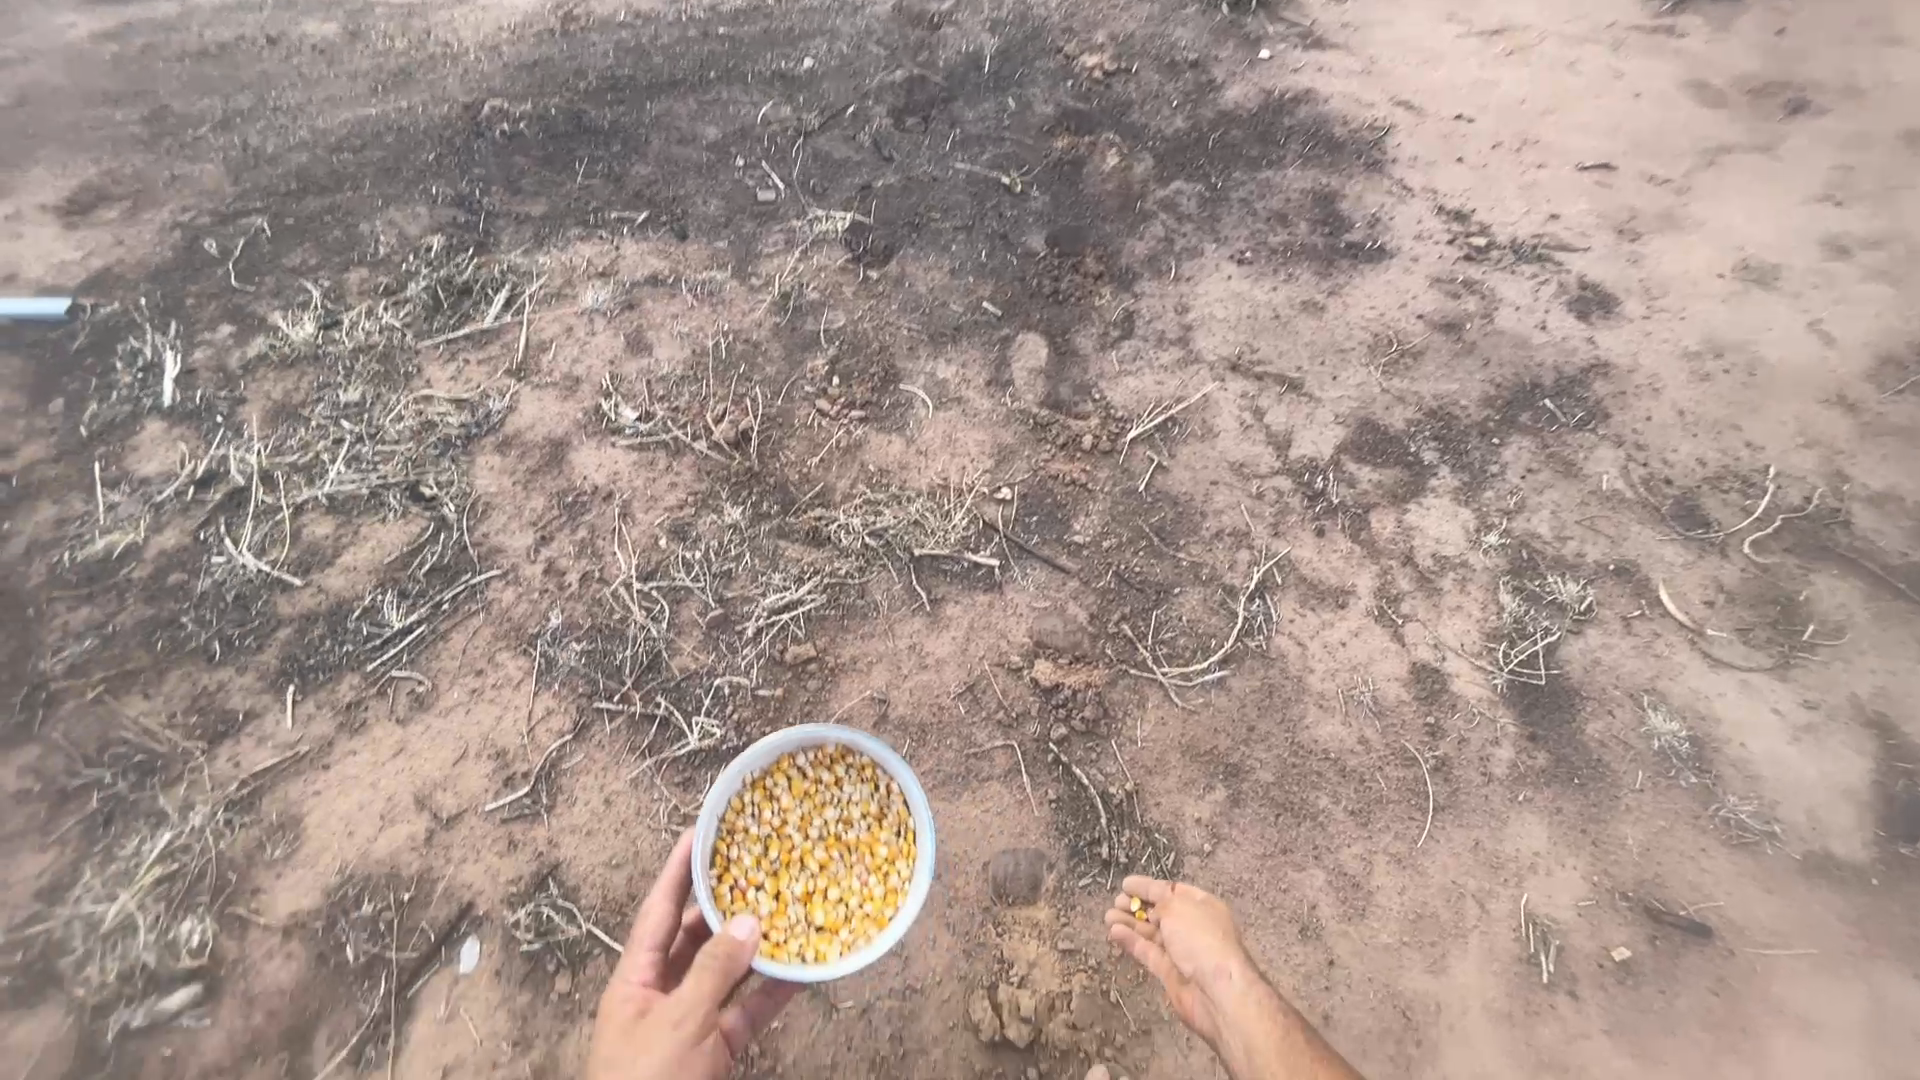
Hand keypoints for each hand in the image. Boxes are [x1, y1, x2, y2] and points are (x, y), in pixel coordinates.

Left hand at [585, 831, 800, 1079]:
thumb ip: (715, 971)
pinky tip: (805, 969)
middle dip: (730, 902)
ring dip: (759, 946)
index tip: (703, 829)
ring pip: (729, 970)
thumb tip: (752, 919)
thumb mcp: (677, 1025)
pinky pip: (748, 1010)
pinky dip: (773, 992)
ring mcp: (691, 1021)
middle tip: (764, 864)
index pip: (659, 910)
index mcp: (635, 979)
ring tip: (793, 907)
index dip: (679, 869)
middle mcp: (662, 992)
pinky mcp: (715, 1050)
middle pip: (698, 935)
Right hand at [1102, 875, 1256, 1047]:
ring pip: (1151, 933)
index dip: (1148, 886)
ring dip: (1130, 923)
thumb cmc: (1202, 939)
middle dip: (1137, 905)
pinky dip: (1131, 941)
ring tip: (1108, 915)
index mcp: (1202, 906)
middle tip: (1117, 900)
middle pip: (1160, 912)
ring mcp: (1181, 951)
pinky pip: (1148, 952)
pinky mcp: (1170, 973)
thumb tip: (1152, 914)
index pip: (1172, 890)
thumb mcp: (1178, 907)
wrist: (1217, 992)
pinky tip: (1114, 931)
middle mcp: (1193, 927)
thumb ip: (1160, 904)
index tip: (1126, 884)